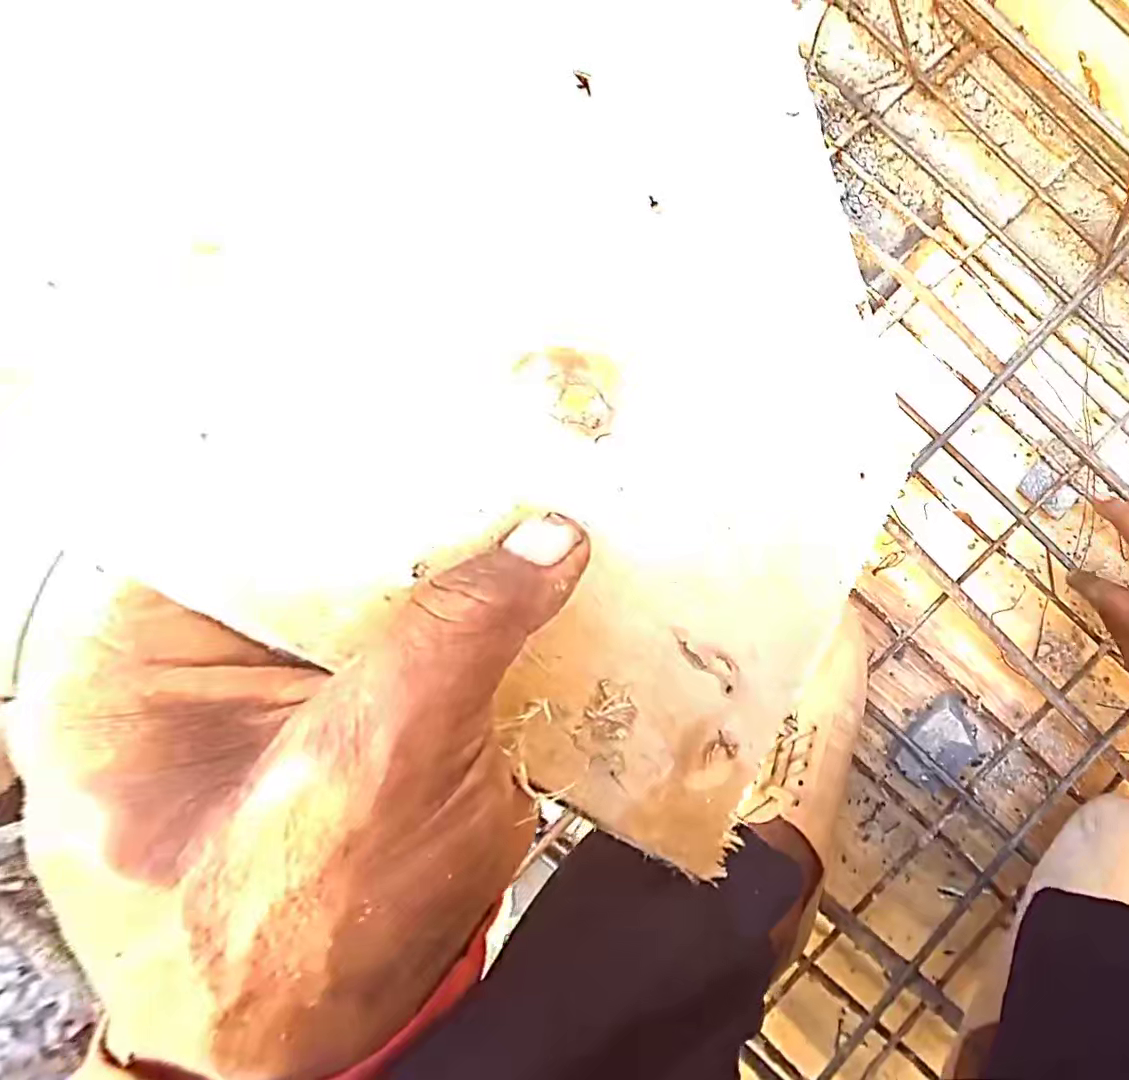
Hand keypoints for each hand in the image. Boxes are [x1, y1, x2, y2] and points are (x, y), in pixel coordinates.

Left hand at [9, 514, 589, 1078]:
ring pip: (439, 597)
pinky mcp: (427, 709)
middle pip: (364, 554)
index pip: (253, 518)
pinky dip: (538, 618)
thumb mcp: (366, 765)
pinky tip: (588, 591)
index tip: (458, 428)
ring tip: (580, 512)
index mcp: (165, 657)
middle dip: (458, 520)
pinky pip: (486, 641)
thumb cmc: (301, 923)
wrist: (360, 1020)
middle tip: (544, 460)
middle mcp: (257, 657)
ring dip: (509, 569)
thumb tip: (552, 536)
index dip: (355, 468)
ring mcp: (354, 685)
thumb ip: (453, 639)